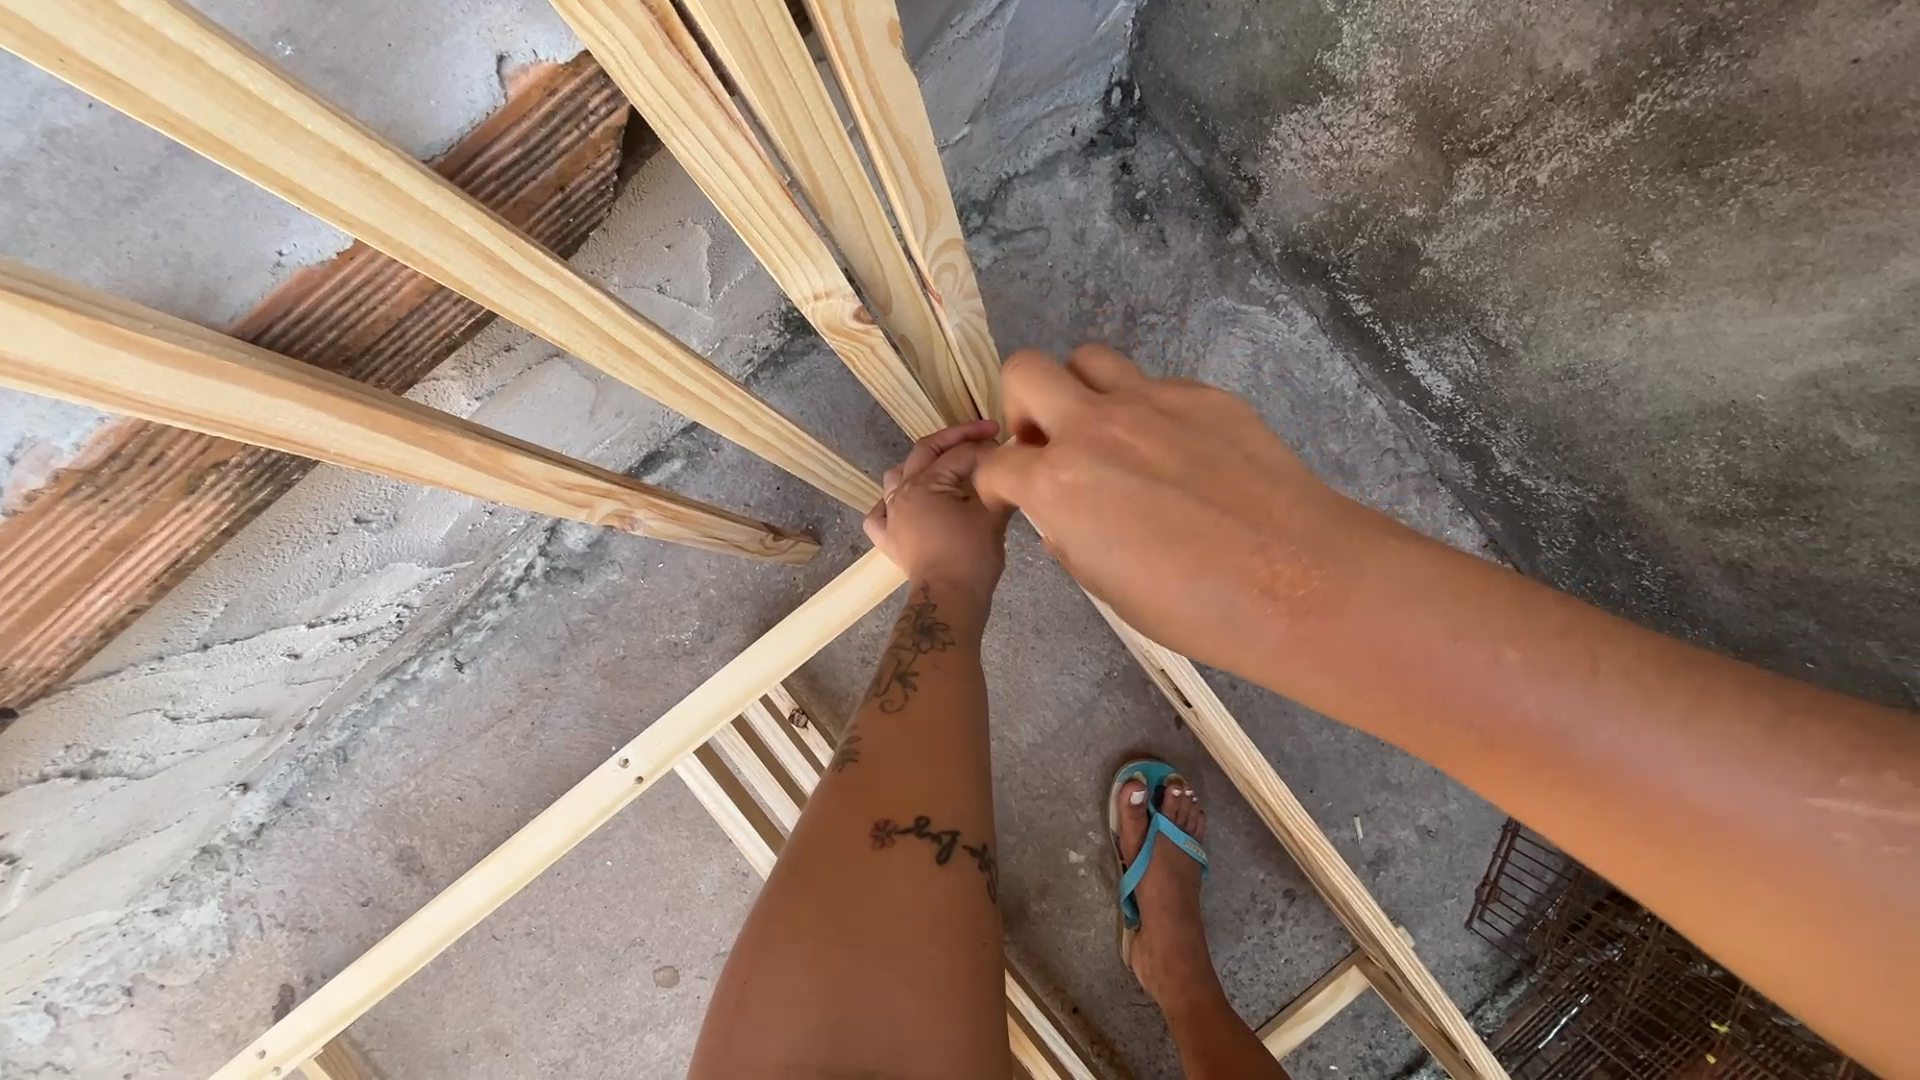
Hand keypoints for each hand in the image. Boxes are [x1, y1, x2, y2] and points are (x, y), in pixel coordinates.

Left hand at [864, 420, 1012, 603]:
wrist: (949, 597)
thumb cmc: (972, 555)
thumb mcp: (993, 514)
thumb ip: (996, 484)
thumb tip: (1005, 468)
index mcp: (926, 482)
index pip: (959, 454)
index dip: (984, 447)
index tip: (1006, 445)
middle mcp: (903, 492)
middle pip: (925, 451)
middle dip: (954, 439)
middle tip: (983, 435)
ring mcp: (891, 515)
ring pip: (896, 476)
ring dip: (919, 466)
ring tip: (943, 467)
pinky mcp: (887, 540)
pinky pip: (878, 515)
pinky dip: (888, 505)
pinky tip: (903, 504)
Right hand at [974, 345, 1384, 674]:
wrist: (1296, 581)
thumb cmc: (1192, 606)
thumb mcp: (1103, 583)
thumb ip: (1068, 533)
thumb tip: (1062, 513)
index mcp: (1059, 482)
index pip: (997, 462)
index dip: (997, 482)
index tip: (1011, 493)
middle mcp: (1095, 426)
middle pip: (1025, 371)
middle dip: (1021, 407)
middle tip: (1047, 443)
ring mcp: (1152, 402)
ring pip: (1090, 359)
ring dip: (1081, 393)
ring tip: (1107, 434)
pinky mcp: (1203, 395)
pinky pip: (1154, 385)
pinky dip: (1146, 411)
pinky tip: (1178, 453)